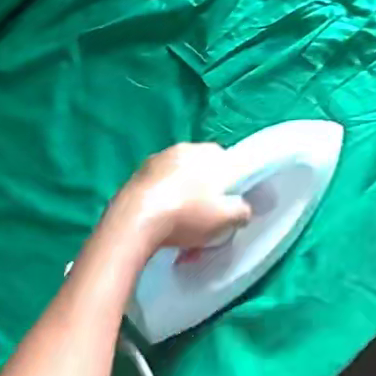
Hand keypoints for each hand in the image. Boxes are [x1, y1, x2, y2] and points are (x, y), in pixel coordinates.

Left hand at [104, 143, 252, 249]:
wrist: (134, 222)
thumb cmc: (186, 216)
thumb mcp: (226, 218)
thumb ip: (242, 210)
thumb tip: (241, 208)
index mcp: (206, 152)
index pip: (228, 161)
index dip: (233, 182)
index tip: (229, 203)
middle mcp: (180, 149)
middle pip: (201, 169)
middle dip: (205, 191)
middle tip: (207, 217)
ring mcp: (154, 161)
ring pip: (177, 179)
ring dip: (182, 197)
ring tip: (182, 226)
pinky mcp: (135, 176)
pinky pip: (157, 188)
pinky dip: (162, 202)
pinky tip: (160, 223)